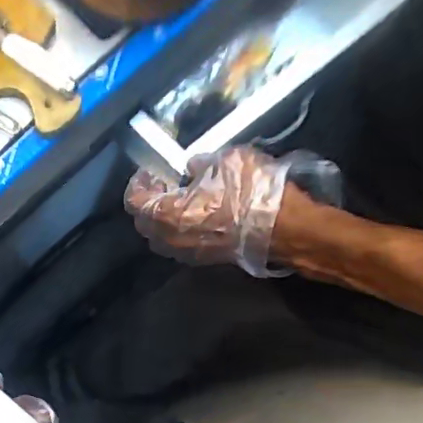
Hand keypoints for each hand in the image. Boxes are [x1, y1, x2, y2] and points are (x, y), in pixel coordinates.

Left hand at [123, 147, 338, 277]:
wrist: (289, 230)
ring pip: (161, 234)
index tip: (149, 171)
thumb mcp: (225, 162)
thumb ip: (200, 164)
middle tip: (166, 183)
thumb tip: (191, 167)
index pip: (133, 200)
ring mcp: (184, 252)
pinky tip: (201, 213)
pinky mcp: (204, 260)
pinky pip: (181, 242)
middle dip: (151, 201)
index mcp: (163, 214)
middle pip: (144, 220)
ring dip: (166, 217)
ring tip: (183, 198)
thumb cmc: (252, 193)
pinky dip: (182, 228)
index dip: (139, 183)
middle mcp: (166, 238)